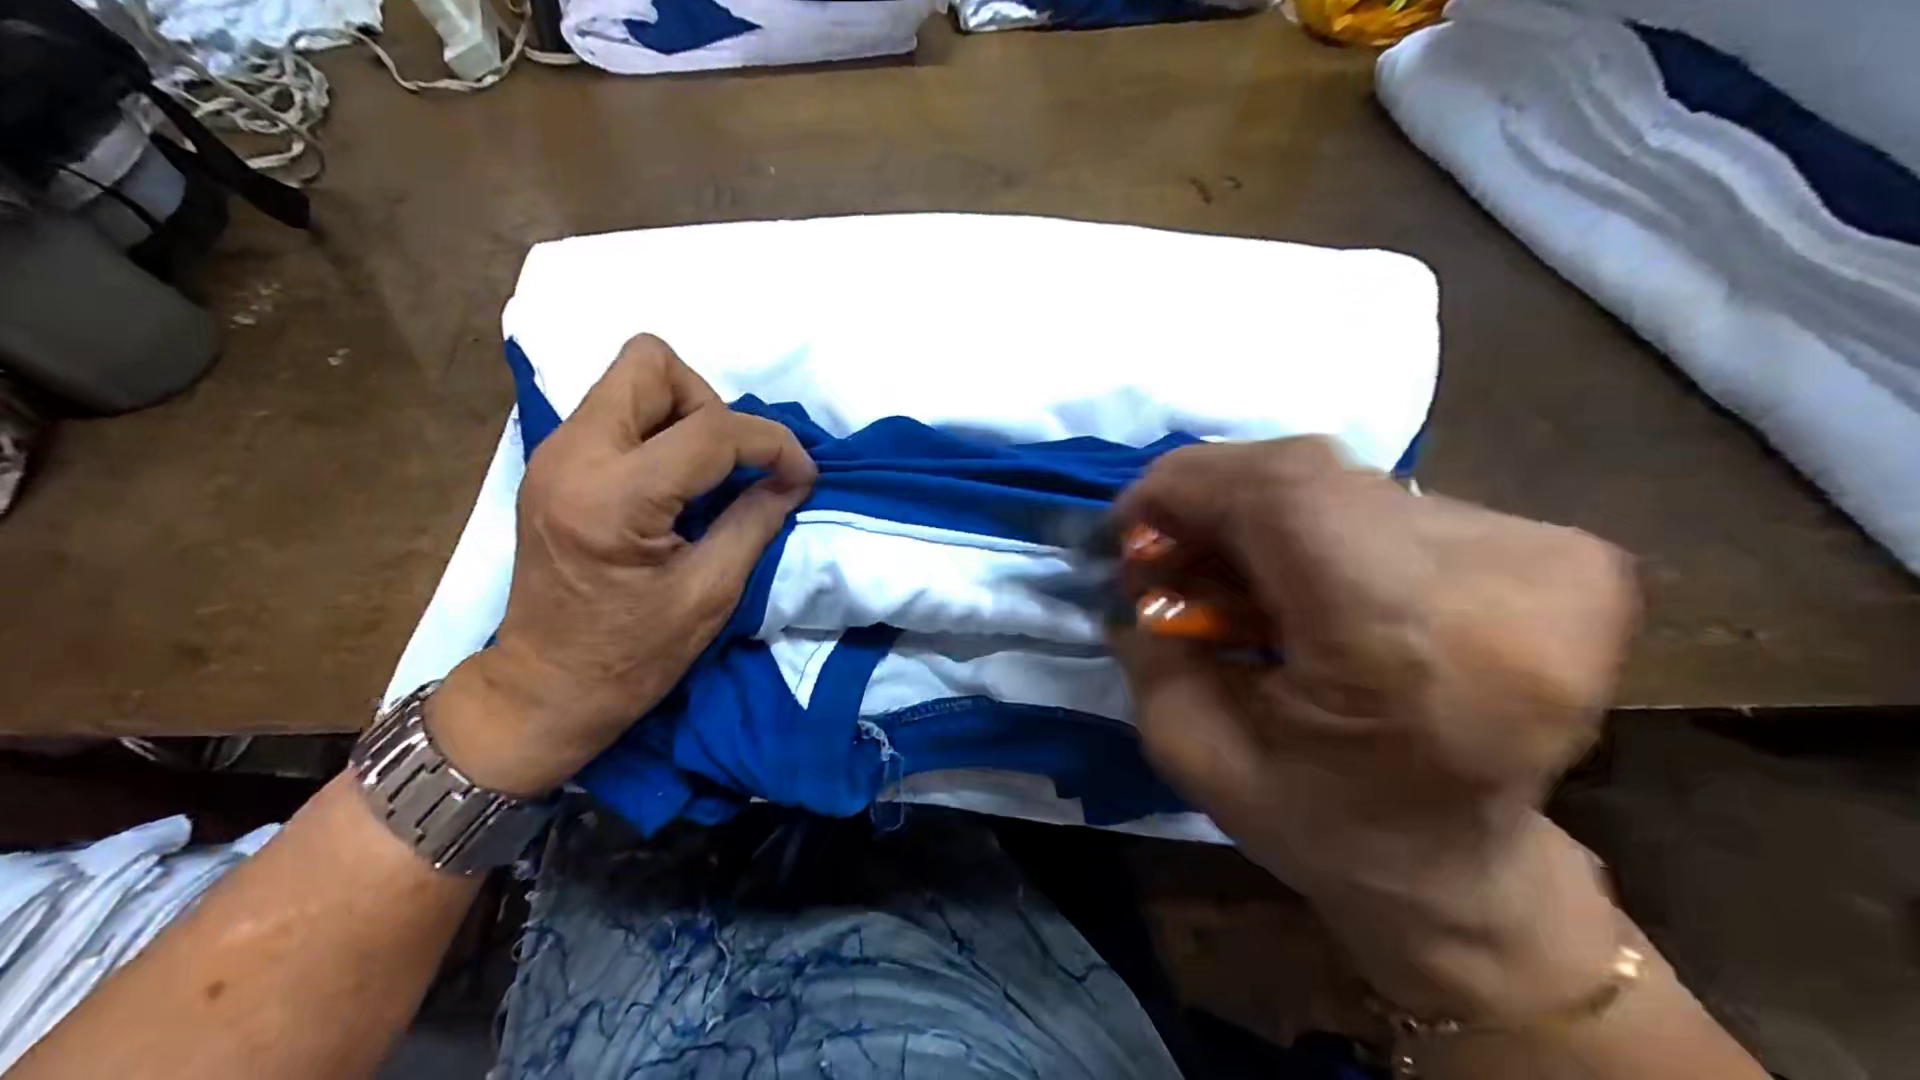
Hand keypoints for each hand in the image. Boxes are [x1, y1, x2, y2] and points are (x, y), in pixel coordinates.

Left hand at [426, 335, 815, 797]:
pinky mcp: (554, 464)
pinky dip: (658, 429)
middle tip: (730, 462)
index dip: (771, 442)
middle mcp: (573, 456)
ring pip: (630, 378)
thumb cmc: (633, 656)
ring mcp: (555, 455)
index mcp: (614, 499)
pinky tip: (675, 481)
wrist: (546, 688)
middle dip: (709, 403)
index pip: (710, 429)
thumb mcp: (713, 592)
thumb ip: (758, 519)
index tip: (801, 473)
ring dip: (683, 411)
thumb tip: (796, 474)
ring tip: (705, 472)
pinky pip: (616, 410)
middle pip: (651, 364)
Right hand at [1113, 437, 1636, 1017]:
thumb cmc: (1322, 827)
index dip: (1190, 483)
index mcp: (1405, 647)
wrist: (1460, 872)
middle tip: (1175, 548)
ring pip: (1351, 482)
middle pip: (1314, 474)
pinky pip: (1398, 503)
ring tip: (1238, 573)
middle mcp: (1500, 584)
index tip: (1135, 520)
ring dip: (1270, 515)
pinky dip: (1329, 528)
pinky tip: (1311, 579)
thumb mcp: (1193, 752)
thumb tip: (1140, 552)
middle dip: (1218, 498)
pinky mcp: (1566, 555)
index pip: (1285, 492)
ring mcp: (1550, 562)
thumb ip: (1151, 641)